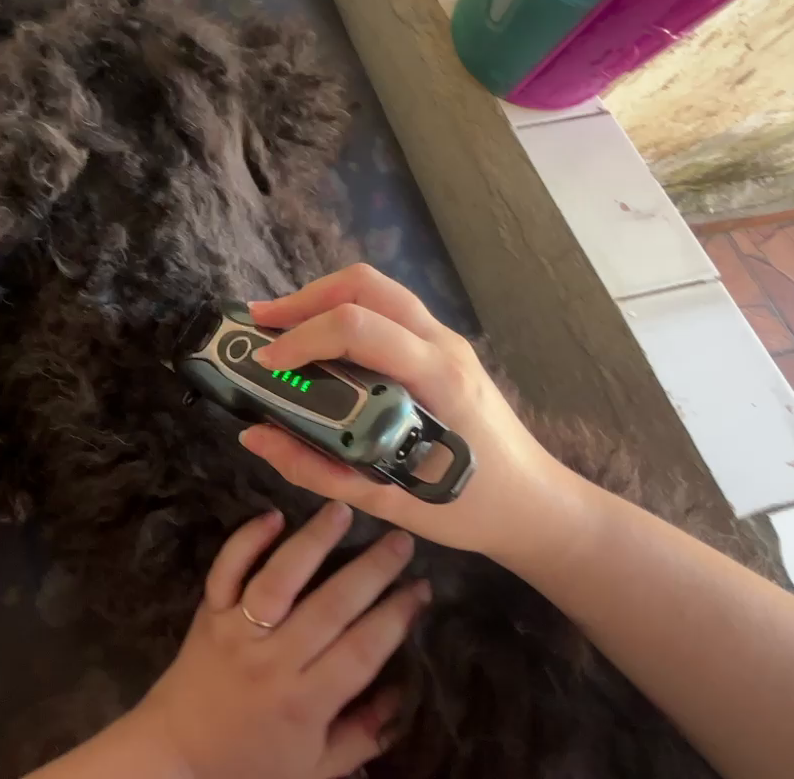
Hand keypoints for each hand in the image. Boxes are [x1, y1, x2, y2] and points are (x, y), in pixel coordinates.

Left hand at [115, 502, 428, 778]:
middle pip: (329, 605)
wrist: (176, 754)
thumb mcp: (316, 769)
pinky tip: (273, 515)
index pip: (361, 649)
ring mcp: (237, 629)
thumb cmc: (252, 764)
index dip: (395, 616)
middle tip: (401, 539)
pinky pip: (227, 569)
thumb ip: (363, 734)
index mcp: (305, 700)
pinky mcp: (208, 610)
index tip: (421, 587)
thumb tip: (405, 694)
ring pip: (279, 577)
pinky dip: (247, 540)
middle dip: (371, 570)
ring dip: (313, 540)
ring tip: (342, 510)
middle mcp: (273, 658)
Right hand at [244, 264, 589, 560]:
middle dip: (304, 298)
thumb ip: (314, 468)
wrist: (539, 505)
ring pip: (375, 287)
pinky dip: (341, 310)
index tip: (264, 361)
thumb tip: (254, 435)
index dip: (303, 337)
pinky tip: (318, 338)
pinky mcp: (440, 345)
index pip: (358, 330)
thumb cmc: (471, 508)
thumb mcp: (387, 501)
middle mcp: (442, 344)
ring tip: (280, 322)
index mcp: (437, 379)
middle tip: (260, 322)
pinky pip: (384, 307)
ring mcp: (444, 339)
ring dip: (321, 298)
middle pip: (365, 285)